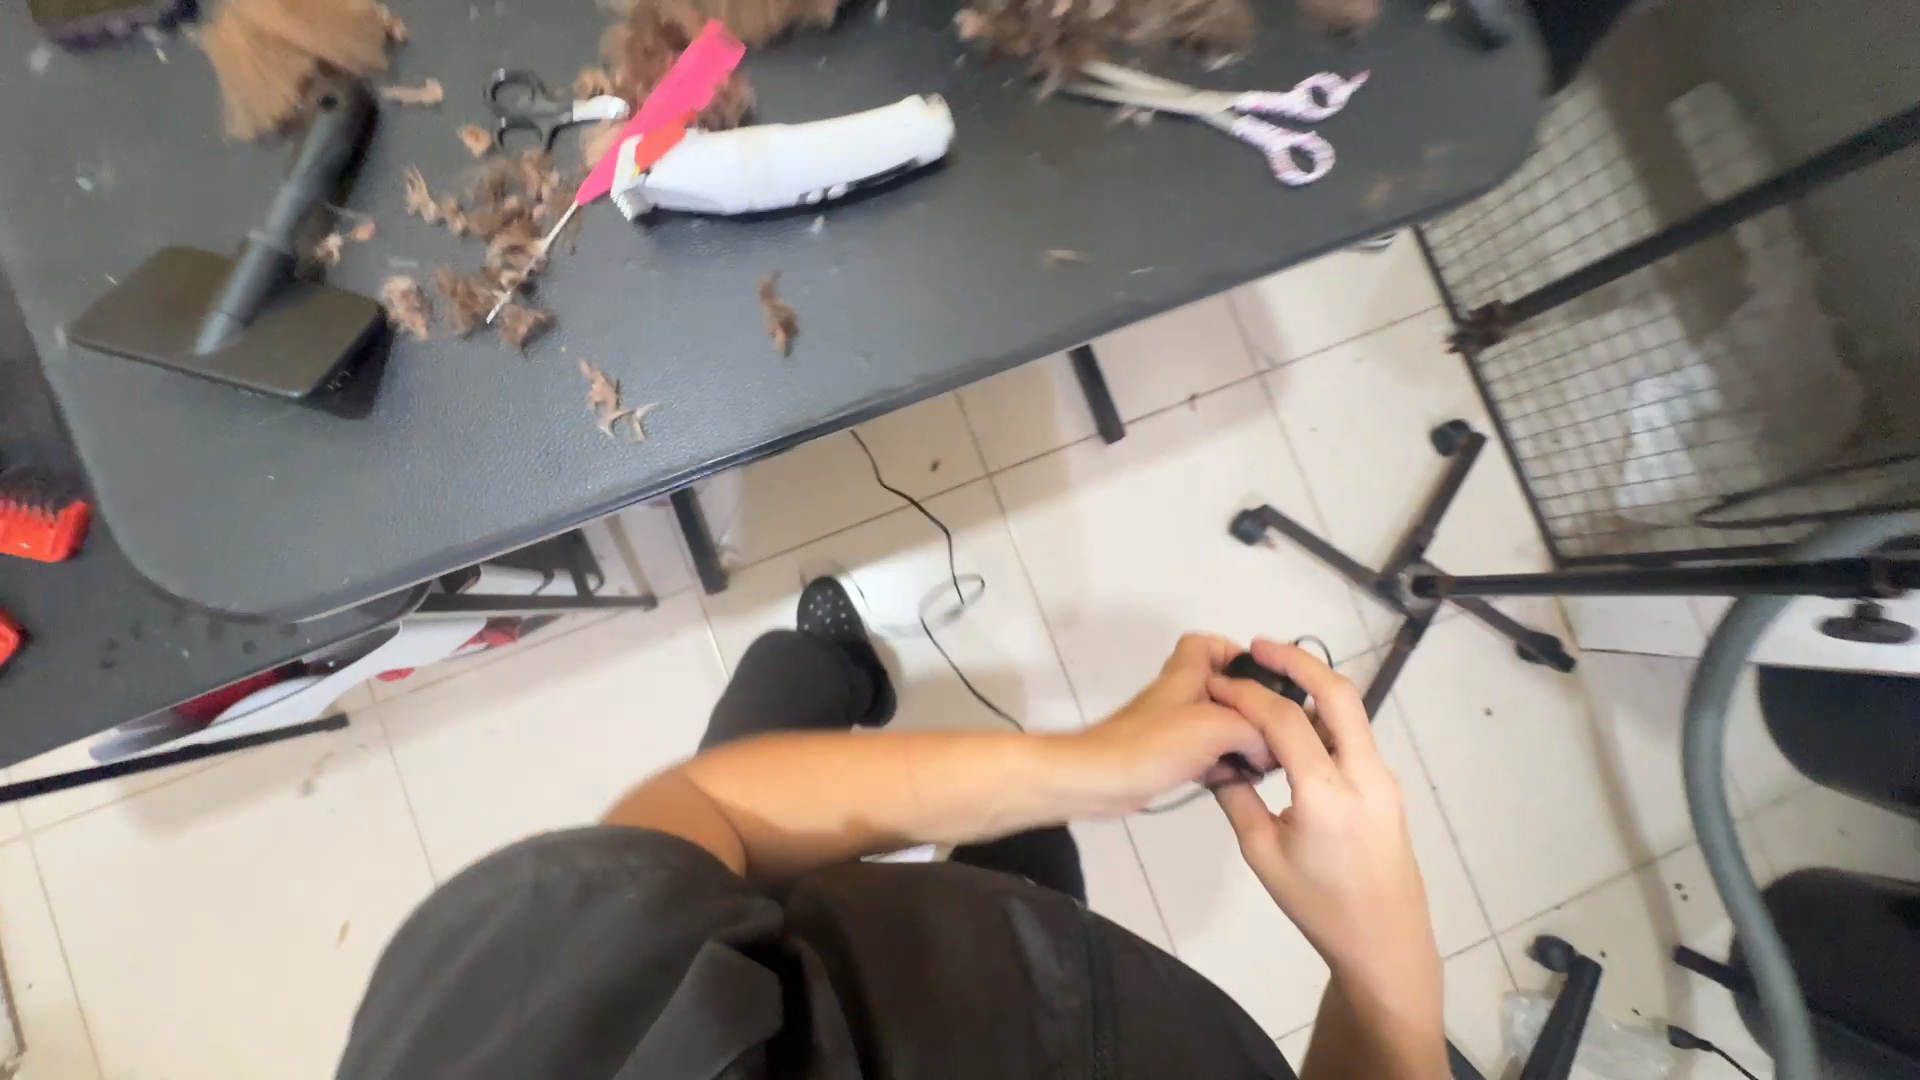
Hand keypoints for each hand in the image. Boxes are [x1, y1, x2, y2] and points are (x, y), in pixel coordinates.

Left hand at [1062, 634, 1276, 816]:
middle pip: (1221, 689)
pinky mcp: (1166, 755)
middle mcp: (1178, 695)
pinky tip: (1233, 781)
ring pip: (1217, 724)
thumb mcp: (1215, 726)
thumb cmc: (1152, 744)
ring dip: (1239, 742)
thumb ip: (1251, 728)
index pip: (1207, 644)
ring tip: (1258, 765)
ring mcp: (1171, 726)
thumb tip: (1264, 748)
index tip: (1264, 684)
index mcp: (1184, 675)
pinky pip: (1205, 752)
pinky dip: (1221, 763)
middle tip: (1271, 736)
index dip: (1235, 655)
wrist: (1099, 779)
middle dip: (1248, 710)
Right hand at [1208, 640, 1440, 1013]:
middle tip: (1257, 646)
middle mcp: (1365, 776)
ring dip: (1311, 683)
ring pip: (1350, 710)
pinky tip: (1290, 718)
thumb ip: (1236, 795)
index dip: (1246, 695)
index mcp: (1328, 797)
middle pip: (1338, 694)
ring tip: (1268, 674)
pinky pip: (1352, 733)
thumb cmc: (1317, 904)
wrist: (1386, 945)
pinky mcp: (1385, 784)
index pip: (1285, 721)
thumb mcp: (1260, 852)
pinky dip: (1320, 712)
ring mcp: (1383, 778)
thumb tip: (1215, 754)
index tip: (1216, 684)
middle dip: (1297, 660)